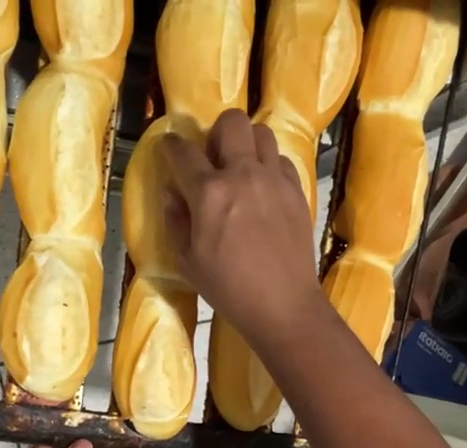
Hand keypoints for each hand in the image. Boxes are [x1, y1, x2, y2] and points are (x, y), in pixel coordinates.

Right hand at [160, 109, 330, 341]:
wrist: (283, 305)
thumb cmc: (229, 290)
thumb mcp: (189, 263)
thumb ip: (176, 222)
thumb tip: (171, 193)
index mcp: (209, 193)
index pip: (183, 152)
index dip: (171, 146)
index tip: (170, 150)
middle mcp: (243, 174)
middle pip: (231, 122)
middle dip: (216, 132)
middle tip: (214, 159)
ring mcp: (274, 180)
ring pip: (261, 133)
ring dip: (246, 144)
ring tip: (242, 169)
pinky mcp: (296, 191)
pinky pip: (281, 160)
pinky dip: (269, 166)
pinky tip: (263, 189)